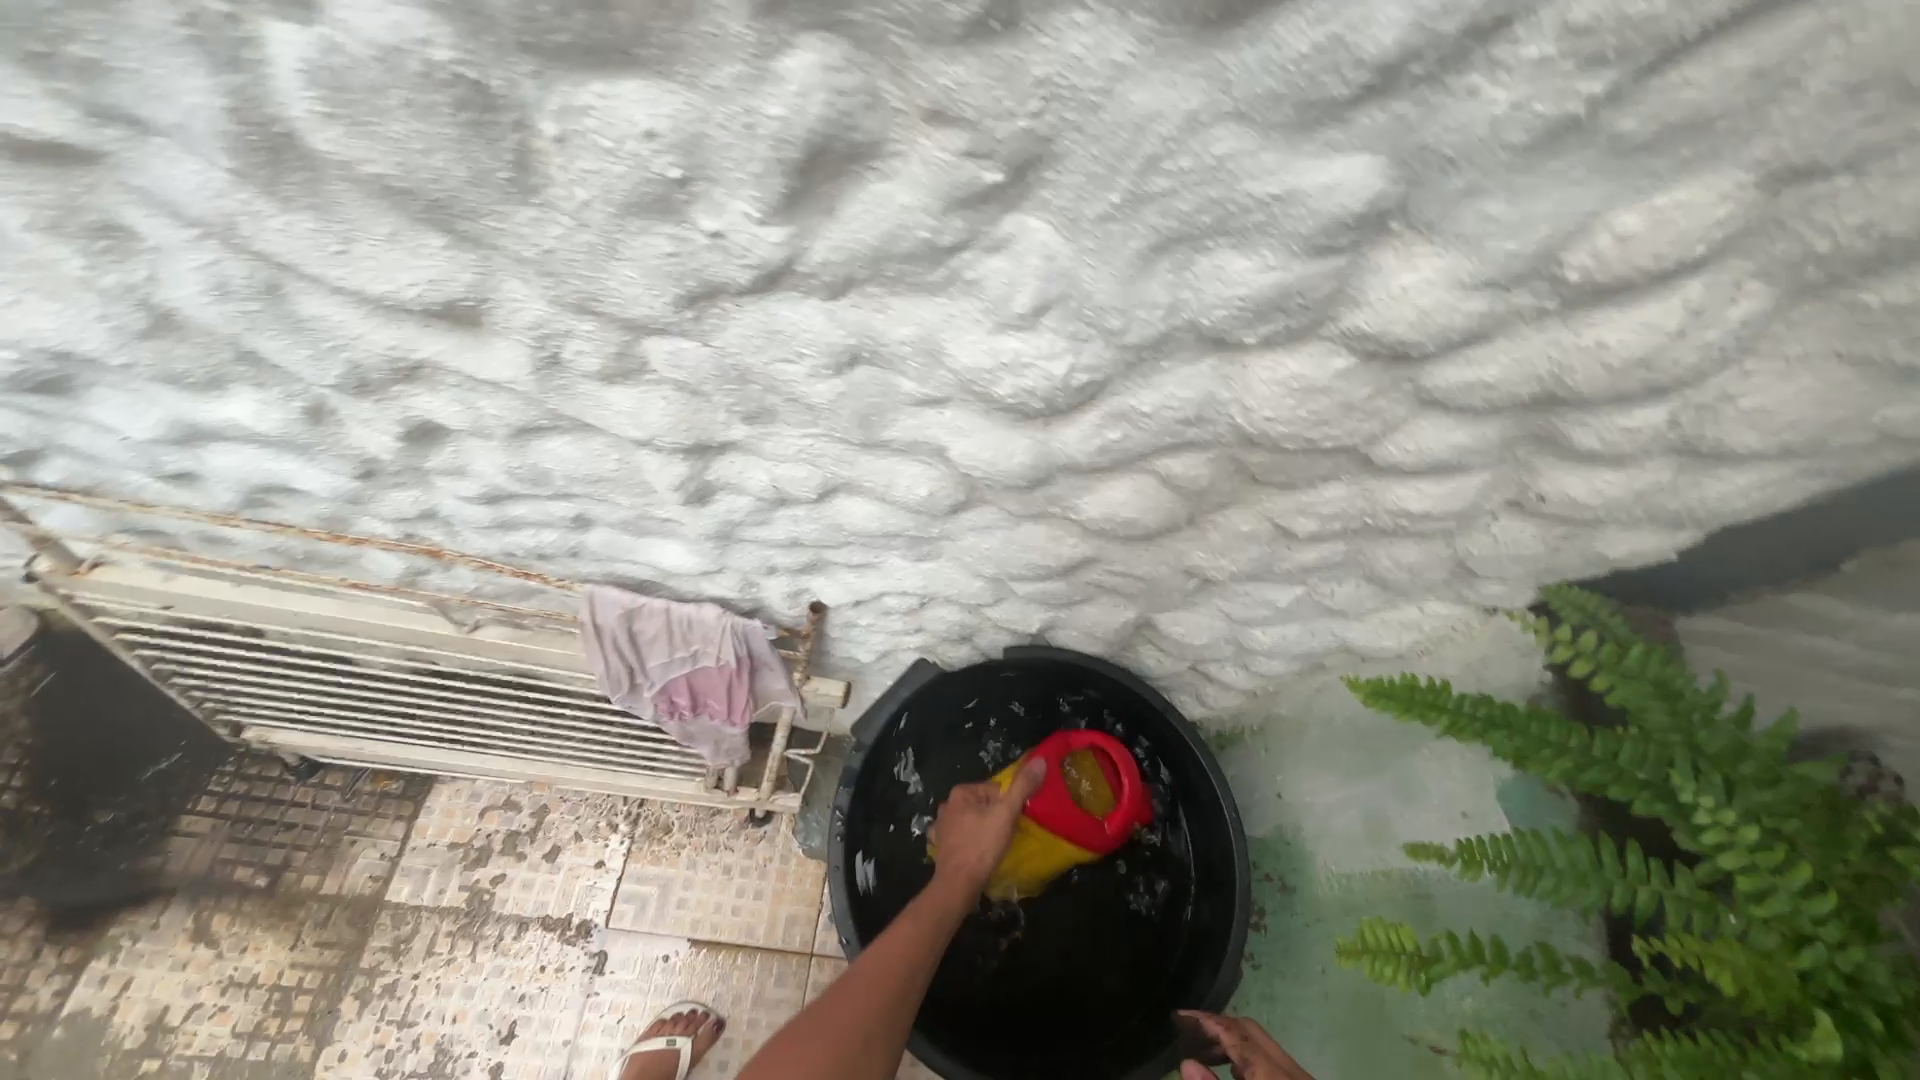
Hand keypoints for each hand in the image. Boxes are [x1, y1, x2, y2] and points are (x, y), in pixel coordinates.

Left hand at [928, 756, 1046, 896]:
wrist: (958, 884)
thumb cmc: (983, 846)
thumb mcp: (1007, 813)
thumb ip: (1022, 787)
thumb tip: (1040, 760)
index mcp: (961, 792)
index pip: (995, 790)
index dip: (1009, 805)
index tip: (1013, 822)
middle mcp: (947, 804)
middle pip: (983, 804)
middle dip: (995, 816)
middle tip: (1004, 835)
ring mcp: (941, 825)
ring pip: (970, 820)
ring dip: (980, 828)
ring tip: (991, 845)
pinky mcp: (940, 844)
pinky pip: (958, 836)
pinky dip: (967, 841)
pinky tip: (974, 851)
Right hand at [1177, 1012, 1313, 1079]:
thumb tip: (1187, 1062)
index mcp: (1273, 1074)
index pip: (1235, 1032)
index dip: (1206, 1020)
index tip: (1179, 1016)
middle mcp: (1291, 1069)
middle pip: (1251, 1030)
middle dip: (1219, 1026)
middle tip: (1189, 1033)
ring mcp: (1301, 1076)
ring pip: (1264, 1045)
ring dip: (1234, 1043)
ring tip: (1205, 1056)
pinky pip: (1274, 1061)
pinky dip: (1250, 1059)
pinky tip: (1235, 1074)